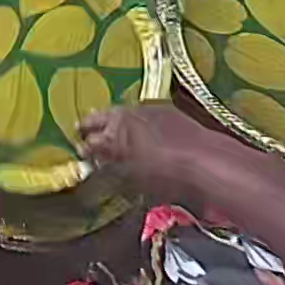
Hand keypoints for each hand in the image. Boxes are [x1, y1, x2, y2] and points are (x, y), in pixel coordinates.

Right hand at [79, 104, 230, 203]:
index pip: (91, 141)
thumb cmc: (166, 177)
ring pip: (119, 111)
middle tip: (82, 130)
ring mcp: (143, 108)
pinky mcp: (161, 106)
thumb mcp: (135, 177)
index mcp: (114, 135)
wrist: (203, 158)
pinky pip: (139, 110)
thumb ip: (114, 166)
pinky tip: (136, 125)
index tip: (81, 152)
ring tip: (108, 127)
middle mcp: (124, 116)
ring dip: (111, 118)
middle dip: (91, 125)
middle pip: (100, 118)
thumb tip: (101, 162)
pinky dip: (132, 117)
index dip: (85, 147)